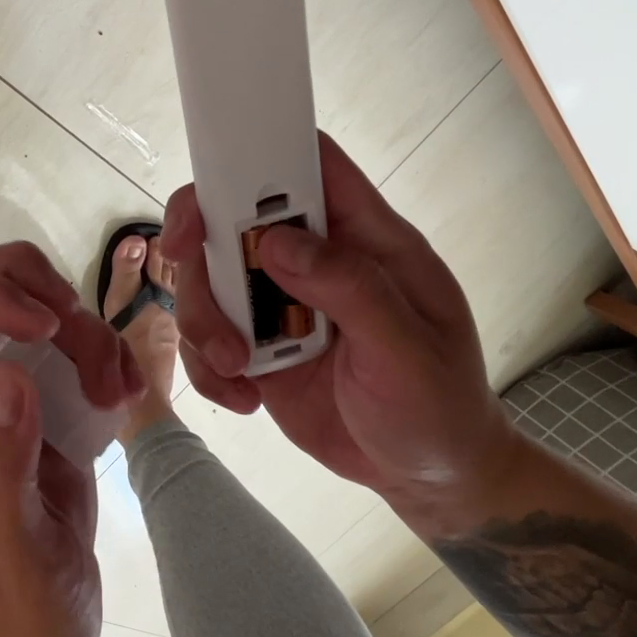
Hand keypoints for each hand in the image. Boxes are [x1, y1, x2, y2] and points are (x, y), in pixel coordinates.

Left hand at [0, 242, 142, 636]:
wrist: (37, 636)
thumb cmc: (18, 613)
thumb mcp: (14, 558)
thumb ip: (1, 474)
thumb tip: (6, 376)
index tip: (47, 326)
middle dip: (35, 289)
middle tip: (82, 336)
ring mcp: (8, 401)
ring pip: (28, 308)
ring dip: (82, 327)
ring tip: (116, 389)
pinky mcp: (47, 410)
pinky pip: (68, 344)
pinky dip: (104, 349)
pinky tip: (125, 395)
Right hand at [160, 132, 517, 510]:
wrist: (422, 475)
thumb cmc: (437, 407)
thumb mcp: (407, 351)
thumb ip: (350, 289)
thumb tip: (274, 242)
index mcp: (365, 241)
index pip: (307, 168)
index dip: (254, 161)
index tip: (208, 204)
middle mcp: (313, 263)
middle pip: (231, 224)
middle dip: (200, 259)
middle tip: (200, 301)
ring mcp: (278, 306)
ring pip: (206, 285)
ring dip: (203, 325)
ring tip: (237, 371)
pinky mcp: (255, 349)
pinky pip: (206, 341)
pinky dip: (208, 369)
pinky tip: (244, 400)